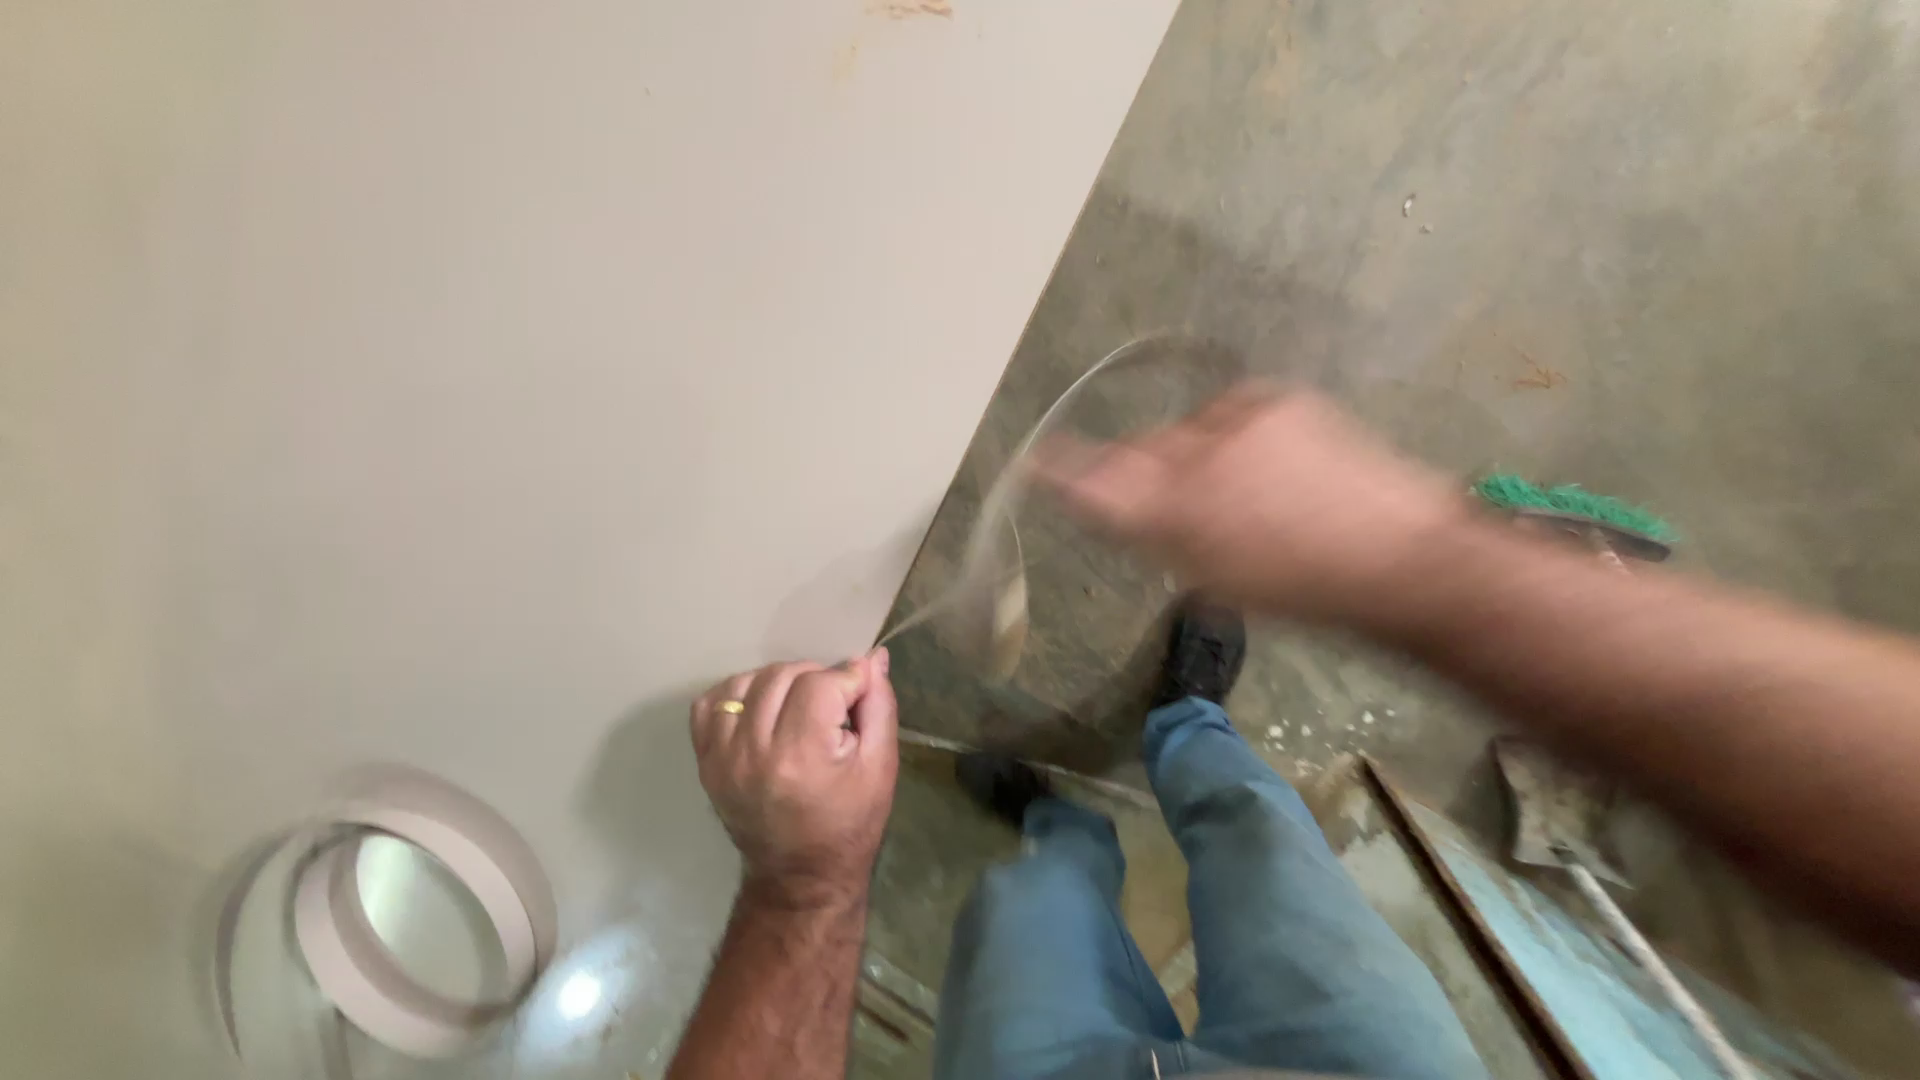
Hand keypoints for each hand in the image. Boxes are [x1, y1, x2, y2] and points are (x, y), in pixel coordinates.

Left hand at [690, 648, 897, 907]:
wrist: (802, 877)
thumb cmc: (851, 822)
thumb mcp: (881, 765)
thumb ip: (879, 705)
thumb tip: (873, 657)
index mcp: (801, 756)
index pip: (822, 681)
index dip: (850, 680)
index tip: (861, 695)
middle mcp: (753, 751)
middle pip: (784, 674)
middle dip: (818, 678)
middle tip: (835, 706)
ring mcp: (722, 756)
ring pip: (748, 681)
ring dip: (780, 682)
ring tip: (800, 707)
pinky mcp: (706, 761)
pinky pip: (711, 703)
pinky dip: (738, 695)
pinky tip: (763, 711)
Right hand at [1031, 385, 1462, 622]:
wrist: (1396, 554)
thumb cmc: (1298, 588)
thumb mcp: (1210, 580)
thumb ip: (1151, 538)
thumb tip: (1113, 507)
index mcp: (1175, 514)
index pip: (1100, 483)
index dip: (1064, 471)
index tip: (1038, 462)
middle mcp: (1193, 458)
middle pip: (1138, 450)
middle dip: (1144, 472)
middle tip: (1180, 505)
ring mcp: (1234, 422)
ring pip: (1182, 431)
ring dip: (1193, 454)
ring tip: (1240, 489)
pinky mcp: (1272, 398)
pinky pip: (1226, 412)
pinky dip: (1232, 434)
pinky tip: (1268, 462)